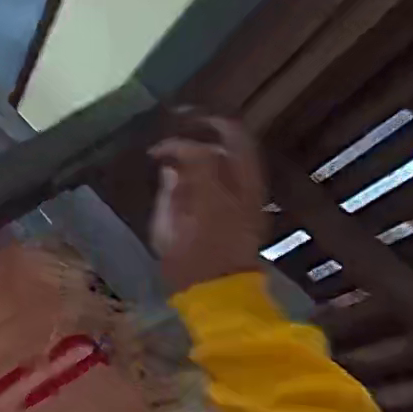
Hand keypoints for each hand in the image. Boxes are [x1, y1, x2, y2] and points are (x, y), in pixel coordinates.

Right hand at [148, 116, 268, 295]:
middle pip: (236, 140)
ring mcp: (254, 195)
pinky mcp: (257, 204)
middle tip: (189, 121)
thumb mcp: (164, 231)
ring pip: (247, 151)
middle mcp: (240, 189)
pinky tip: (212, 162)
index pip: (198, 153)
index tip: (154, 152)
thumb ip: (169, 195)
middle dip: (213, 125)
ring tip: (200, 137)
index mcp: (212, 196)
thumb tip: (170, 170)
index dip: (174, 146)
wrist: (221, 290)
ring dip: (224, 140)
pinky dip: (230, 158)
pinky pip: (248, 168)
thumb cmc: (184, 265)